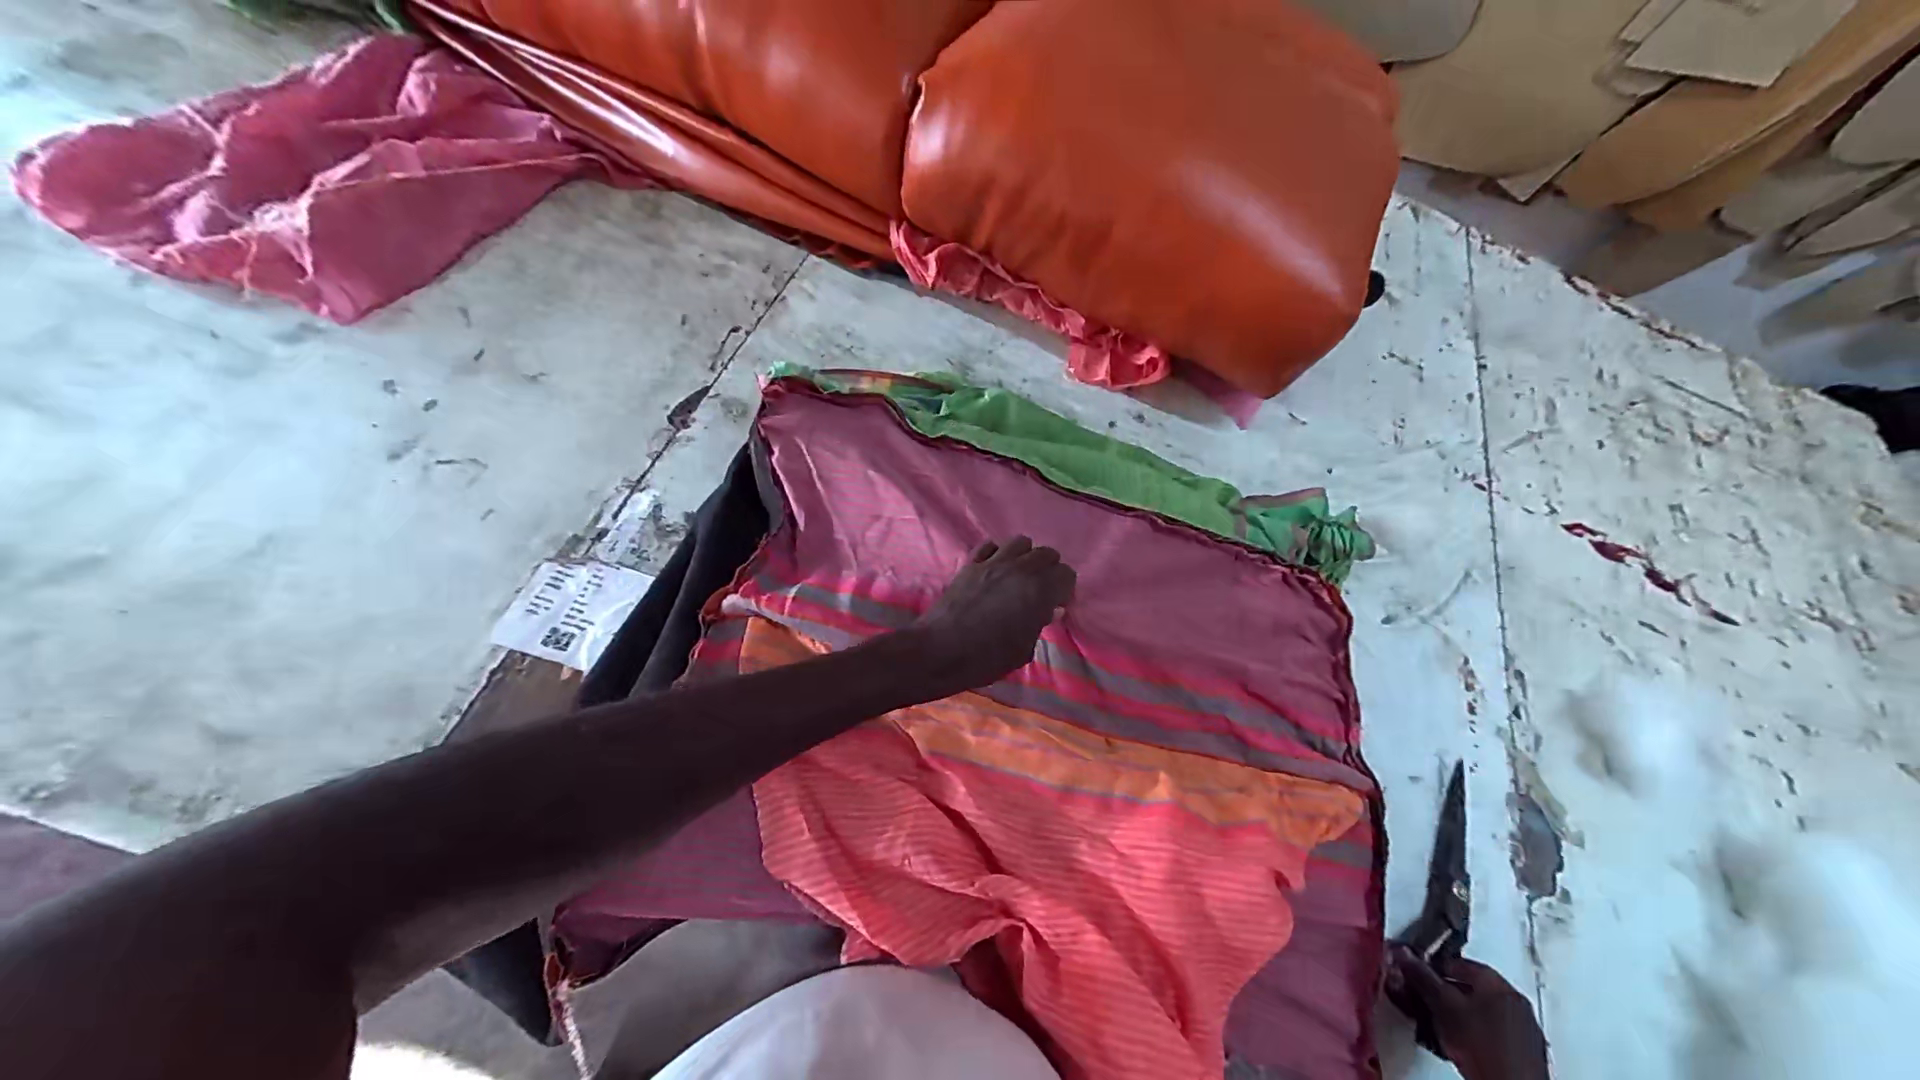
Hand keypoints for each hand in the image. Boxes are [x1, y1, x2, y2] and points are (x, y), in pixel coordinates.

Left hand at [906, 537, 1075, 696]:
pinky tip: (994, 569)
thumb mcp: (1023, 650)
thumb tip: (1046, 610)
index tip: (1055, 605)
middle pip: (1047, 554)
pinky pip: (990, 545)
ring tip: (1019, 576)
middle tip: (1041, 590)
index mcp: (1039, 590)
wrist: (941, 650)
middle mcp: (1019, 569)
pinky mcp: (970, 563)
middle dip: (1049, 570)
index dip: (1063, 590)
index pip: (1066, 575)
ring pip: (1021, 542)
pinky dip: (997, 553)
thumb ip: (1038, 624)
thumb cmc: (987, 658)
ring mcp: (993, 562)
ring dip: (1025, 556)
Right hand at [1386, 946, 1549, 1079]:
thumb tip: (1404, 955)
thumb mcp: (1441, 1005)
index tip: (1415, 973)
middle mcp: (1516, 1003)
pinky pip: (1490, 1031)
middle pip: (1470, 986)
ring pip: (1480, 1010)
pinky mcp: (1523, 1054)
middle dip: (1444, 990)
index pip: (1457, 962)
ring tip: (1437, 1021)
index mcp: (1499, 985)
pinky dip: (1472, 1031)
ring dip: (1457, 1012)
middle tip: (1425, 997)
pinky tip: (1457, 1041)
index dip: (1431, 966)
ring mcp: (1524, 1031)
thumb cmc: (1484, 1049)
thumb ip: (1422, 977)